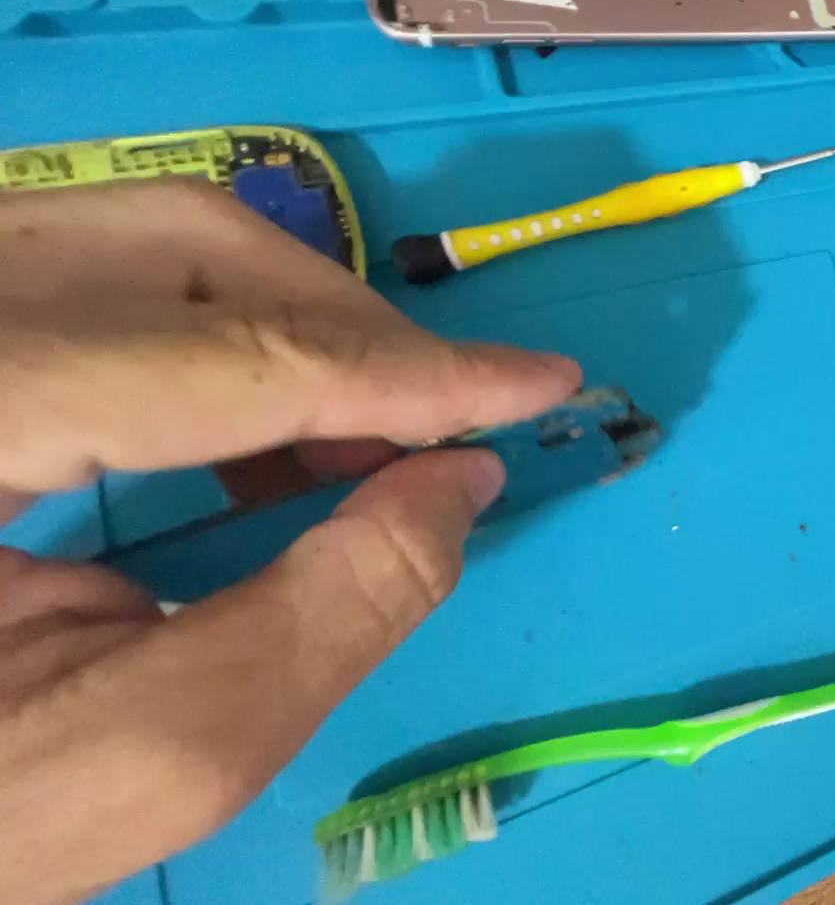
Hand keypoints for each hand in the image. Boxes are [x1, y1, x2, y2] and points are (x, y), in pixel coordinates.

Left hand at [0, 181, 581, 903]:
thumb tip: (467, 476)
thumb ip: (341, 607)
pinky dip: (242, 337)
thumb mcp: (151, 756)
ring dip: (309, 330)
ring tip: (360, 437)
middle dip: (360, 340)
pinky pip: (123, 274)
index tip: (548, 381)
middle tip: (437, 433)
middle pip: (188, 254)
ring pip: (163, 242)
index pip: (230, 359)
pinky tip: (270, 434)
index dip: (413, 374)